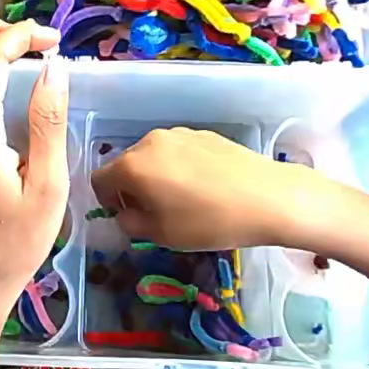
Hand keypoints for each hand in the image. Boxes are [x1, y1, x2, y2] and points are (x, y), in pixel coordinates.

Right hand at [90, 127, 336, 249]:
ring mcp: (179, 134)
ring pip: (152, 157)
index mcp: (132, 165)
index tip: (127, 217)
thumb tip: (126, 213)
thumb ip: (131, 223)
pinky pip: (177, 151)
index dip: (106, 201)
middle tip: (154, 212)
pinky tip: (203, 187)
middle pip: (125, 164)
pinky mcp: (204, 133)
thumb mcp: (161, 235)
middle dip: (131, 188)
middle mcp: (149, 142)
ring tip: (182, 200)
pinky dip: (178, 168)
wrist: (268, 198)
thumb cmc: (208, 221)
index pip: (99, 179)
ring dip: (155, 177)